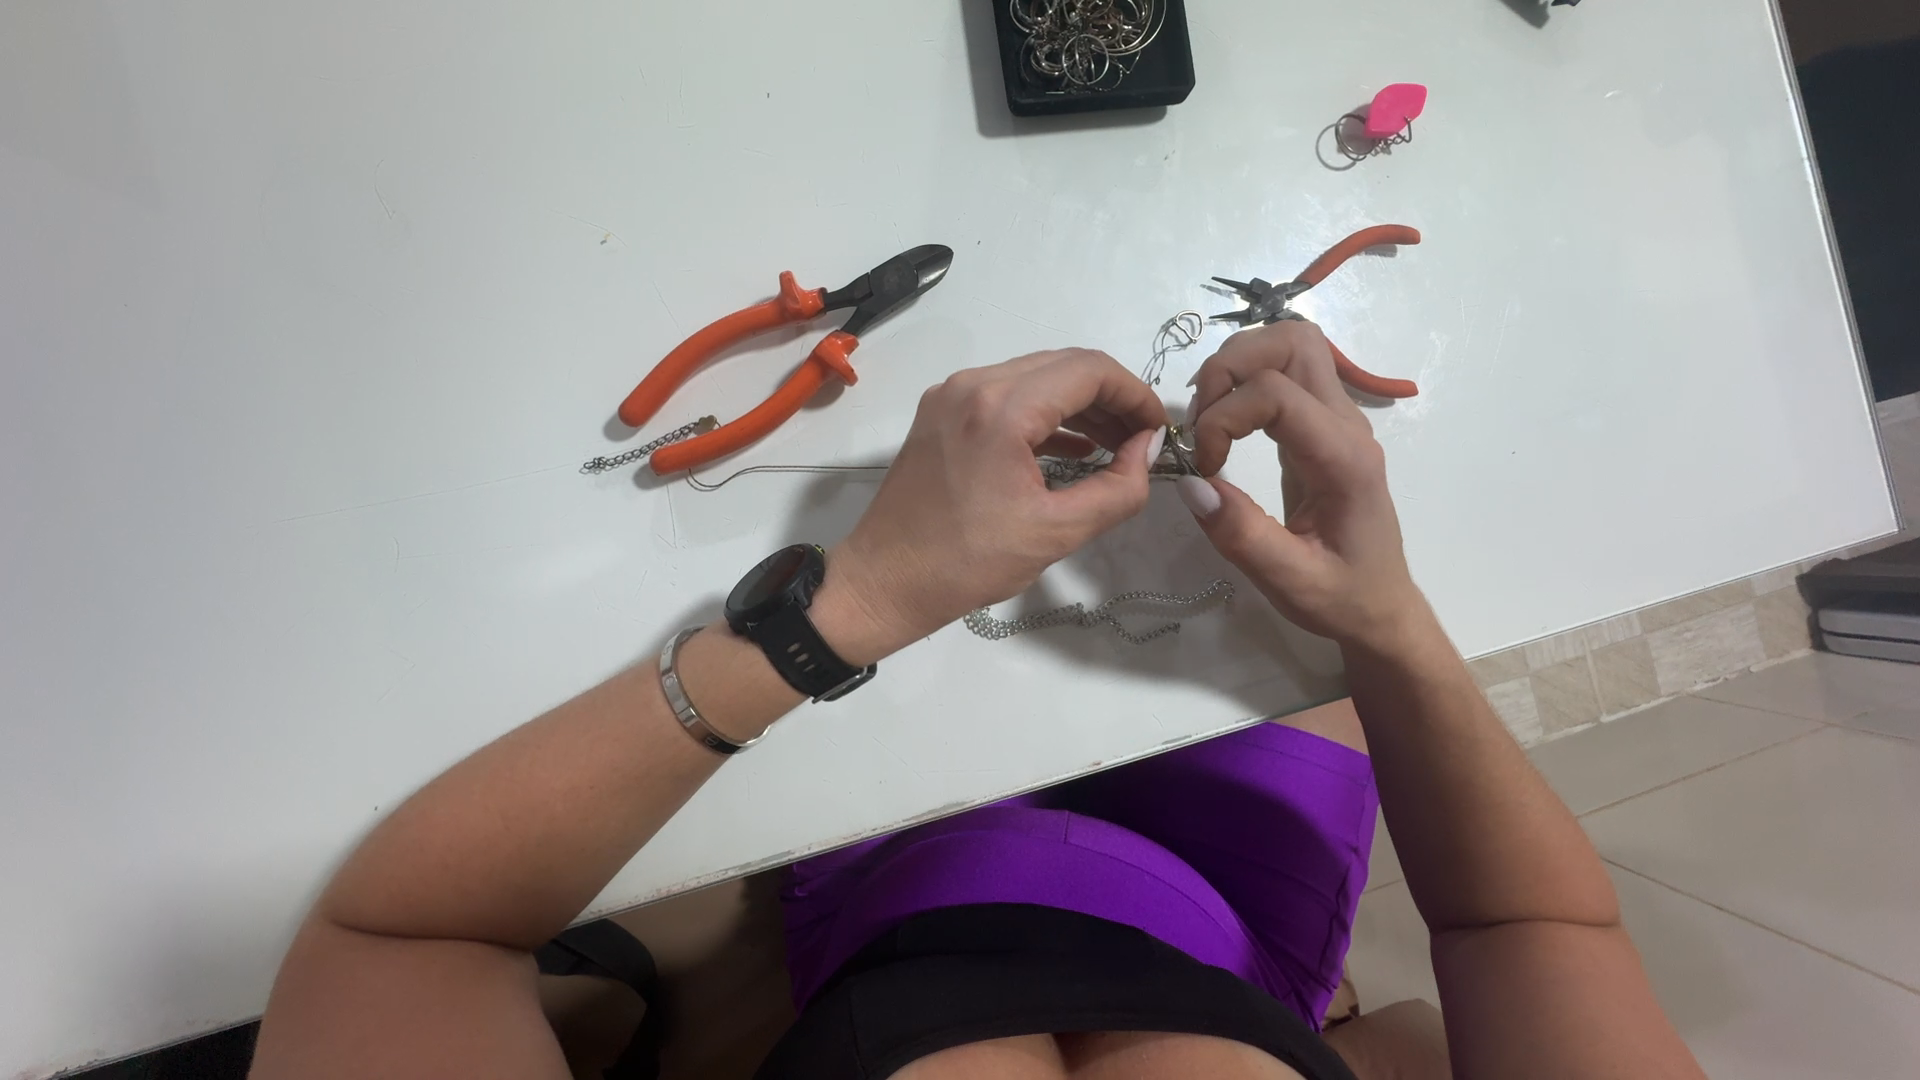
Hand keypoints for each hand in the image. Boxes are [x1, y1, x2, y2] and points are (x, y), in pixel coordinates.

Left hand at [812, 349, 1167, 660]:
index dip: (1135, 395)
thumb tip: (1147, 448)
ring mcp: (949, 396)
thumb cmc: (968, 564)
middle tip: (1141, 440)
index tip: (1158, 431)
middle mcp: (972, 385)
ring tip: (1115, 447)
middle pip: (1062, 366)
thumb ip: (1118, 488)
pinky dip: (1043, 416)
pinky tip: (1072, 448)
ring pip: (1034, 378)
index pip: (1089, 370)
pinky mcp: (939, 414)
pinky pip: (1005, 398)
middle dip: (1110, 398)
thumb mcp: (1057, 532)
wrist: (885, 581)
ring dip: (1078, 406)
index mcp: (999, 408)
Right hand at [1176, 321, 1425, 650]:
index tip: (1205, 466)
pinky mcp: (1321, 425)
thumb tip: (1192, 484)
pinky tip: (1224, 428)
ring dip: (1236, 368)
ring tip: (1208, 422)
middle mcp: (1346, 425)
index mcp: (1343, 460)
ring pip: (1290, 345)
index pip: (1277, 393)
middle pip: (1292, 342)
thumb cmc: (1341, 597)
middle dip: (1230, 368)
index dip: (1224, 418)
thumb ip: (1243, 535)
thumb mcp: (1289, 582)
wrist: (1380, 607)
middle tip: (1200, 424)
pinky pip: (1285, 372)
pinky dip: (1244, 382)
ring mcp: (1338, 420)